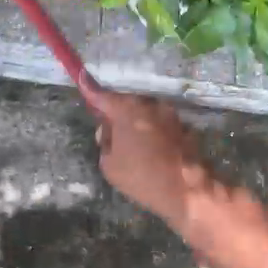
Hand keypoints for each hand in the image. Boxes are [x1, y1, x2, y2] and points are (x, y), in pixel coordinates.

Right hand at [94, 90, 211, 226]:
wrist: (187, 191)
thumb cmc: (142, 177)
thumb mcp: (109, 164)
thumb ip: (105, 141)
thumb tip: (109, 131)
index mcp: (126, 110)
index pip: (101, 96)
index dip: (89, 89)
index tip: (81, 75)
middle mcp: (148, 104)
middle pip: (125, 104)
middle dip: (117, 115)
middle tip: (113, 137)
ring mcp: (168, 113)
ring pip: (144, 113)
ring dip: (137, 123)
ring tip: (136, 149)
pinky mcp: (183, 126)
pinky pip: (160, 124)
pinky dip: (154, 132)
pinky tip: (154, 153)